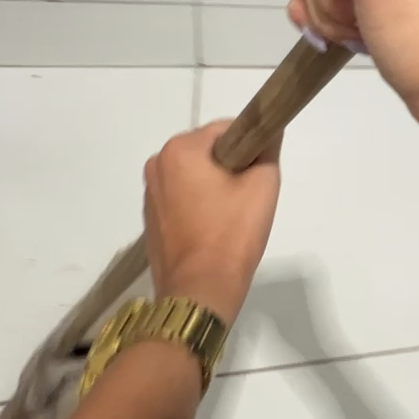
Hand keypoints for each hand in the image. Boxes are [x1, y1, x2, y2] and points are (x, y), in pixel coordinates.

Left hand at [141, 120, 280, 324]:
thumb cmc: (232, 232)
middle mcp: (157, 165)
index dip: (250, 145)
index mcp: (180, 150)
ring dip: (214, 185)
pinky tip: (215, 228)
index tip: (260, 170)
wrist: (201, 289)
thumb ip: (268, 149)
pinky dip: (200, 205)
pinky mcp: (150, 220)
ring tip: (232, 215)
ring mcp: (150, 195)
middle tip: (249, 194)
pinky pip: (182, 198)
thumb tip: (269, 134)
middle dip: (231, 165)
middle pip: (207, 151)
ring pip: (194, 175)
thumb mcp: (263, 184)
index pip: (226, 129)